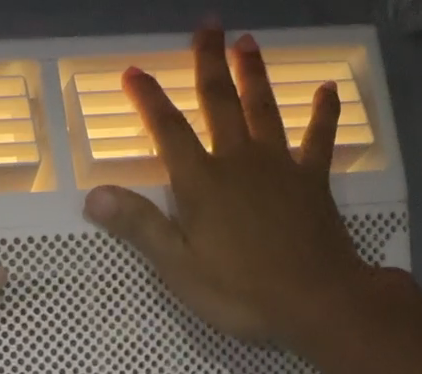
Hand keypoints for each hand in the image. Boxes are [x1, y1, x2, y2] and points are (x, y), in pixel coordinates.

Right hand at [83, 25, 372, 344]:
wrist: (314, 298)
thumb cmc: (237, 290)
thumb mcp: (176, 266)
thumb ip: (139, 226)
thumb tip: (93, 194)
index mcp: (202, 184)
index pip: (169, 132)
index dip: (150, 101)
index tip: (134, 71)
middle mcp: (239, 162)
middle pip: (220, 103)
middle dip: (209, 64)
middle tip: (207, 26)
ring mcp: (280, 167)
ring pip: (265, 109)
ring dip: (255, 74)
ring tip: (248, 41)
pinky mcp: (312, 180)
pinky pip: (319, 137)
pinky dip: (324, 112)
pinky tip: (327, 89)